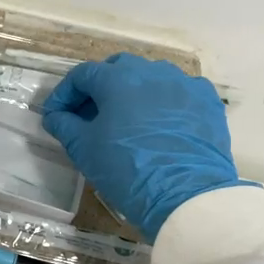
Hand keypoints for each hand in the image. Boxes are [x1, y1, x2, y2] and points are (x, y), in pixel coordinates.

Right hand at [40, 53, 253, 241]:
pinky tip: (160, 125)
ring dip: (132, 92)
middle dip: (99, 87)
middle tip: (90, 114)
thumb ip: (64, 126)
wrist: (184, 194)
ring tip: (126, 119)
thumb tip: (56, 116)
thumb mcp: (84, 149)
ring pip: (151, 77)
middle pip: (118, 68)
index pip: (82, 75)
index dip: (64, 94)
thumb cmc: (125, 168)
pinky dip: (164, 102)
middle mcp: (152, 71)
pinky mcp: (207, 102)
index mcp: (118, 79)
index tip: (57, 116)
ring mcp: (184, 84)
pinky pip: (179, 93)